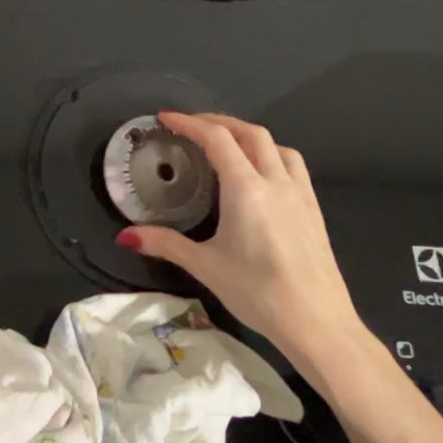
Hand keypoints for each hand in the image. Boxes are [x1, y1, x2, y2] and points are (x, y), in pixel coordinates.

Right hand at [117, 112, 367, 368]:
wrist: (318, 323)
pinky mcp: (314, 211)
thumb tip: (125, 236)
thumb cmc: (258, 293)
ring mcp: (300, 195)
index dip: (190, 123)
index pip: (217, 139)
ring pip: (277, 147)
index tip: (166, 118)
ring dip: (249, 136)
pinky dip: (272, 155)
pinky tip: (261, 175)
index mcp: (246, 189)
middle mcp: (276, 182)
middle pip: (250, 133)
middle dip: (219, 122)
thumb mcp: (205, 267)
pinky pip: (294, 167)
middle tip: (192, 126)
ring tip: (227, 144)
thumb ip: (165, 244)